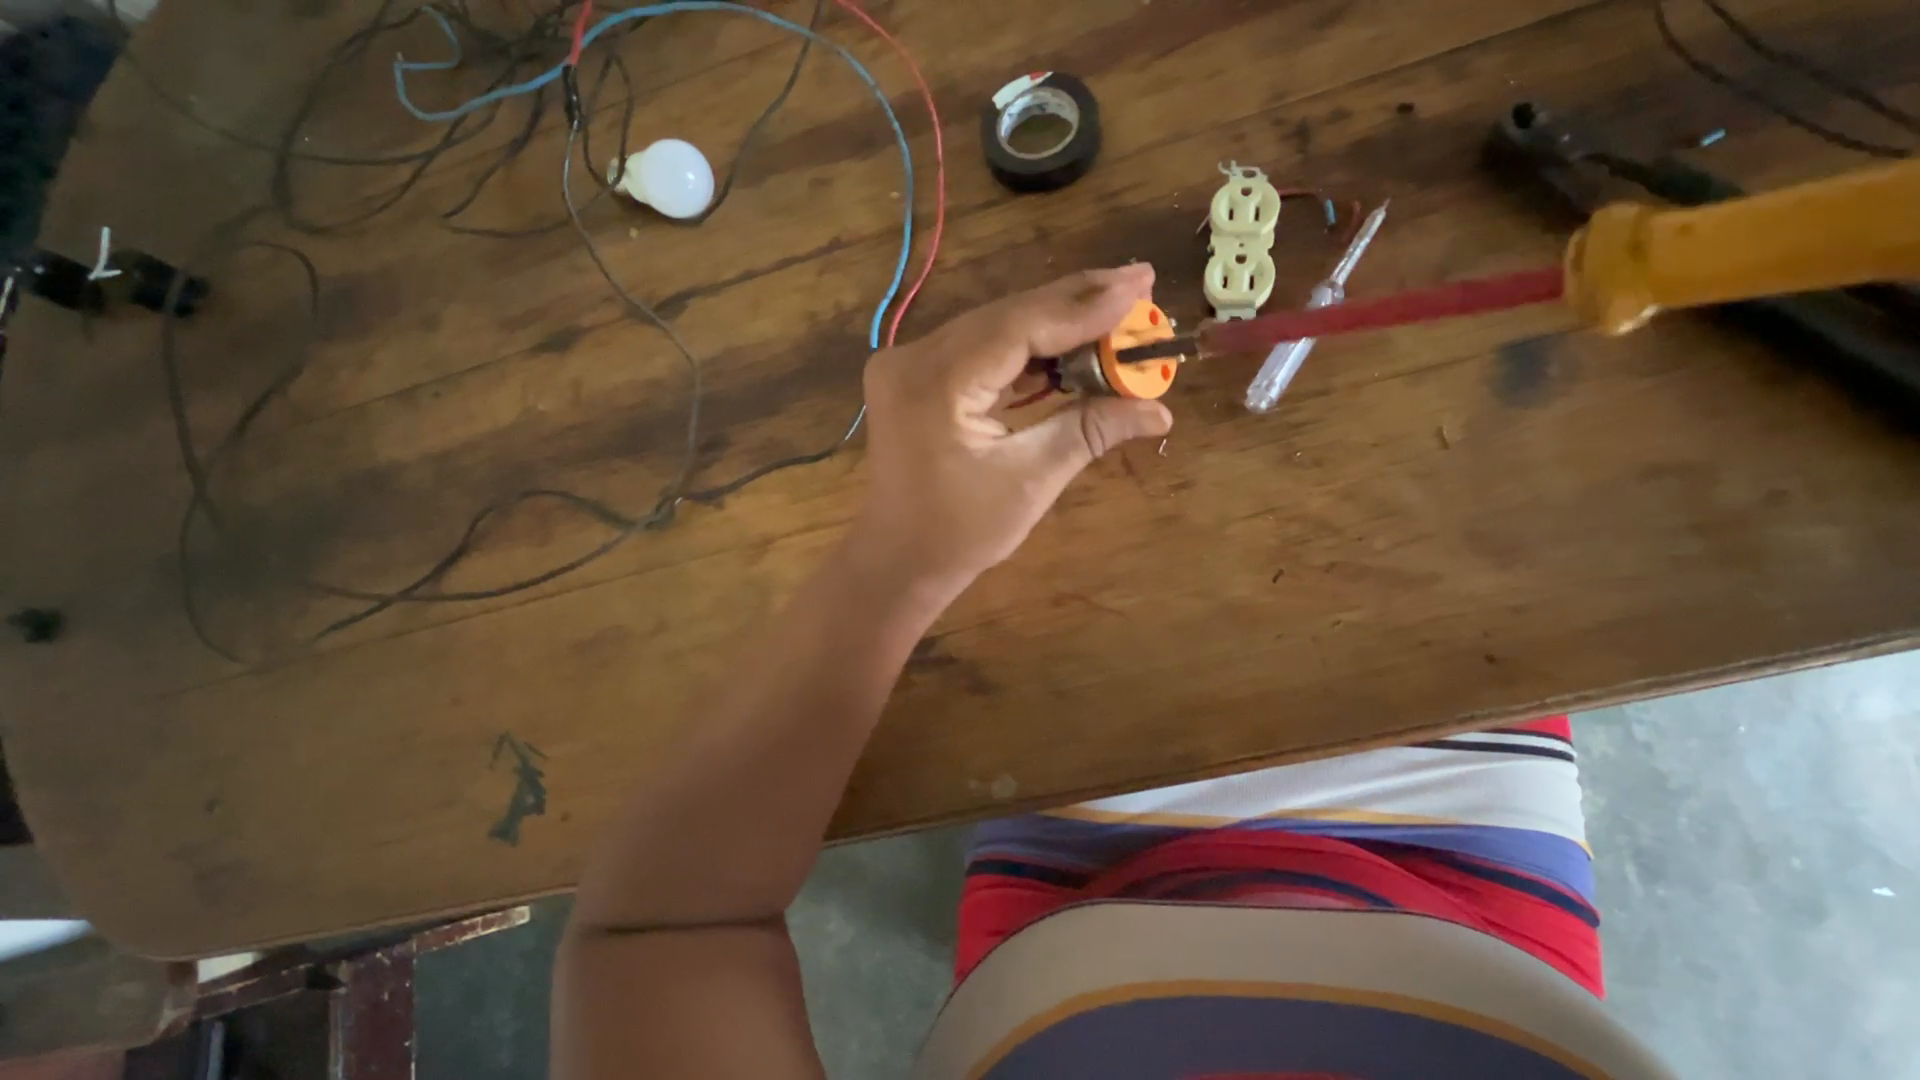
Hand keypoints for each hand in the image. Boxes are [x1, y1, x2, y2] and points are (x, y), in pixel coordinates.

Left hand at [849, 265, 1174, 596]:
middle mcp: (912, 358)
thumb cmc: (960, 533)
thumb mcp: (1030, 481)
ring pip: (995, 327)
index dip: (1082, 307)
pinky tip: (1071, 339)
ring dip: (1055, 319)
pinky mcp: (915, 373)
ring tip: (1117, 303)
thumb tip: (1160, 410)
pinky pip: (980, 347)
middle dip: (1076, 302)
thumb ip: (1089, 431)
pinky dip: (1027, 345)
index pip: (1017, 328)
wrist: (899, 558)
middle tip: (1140, 281)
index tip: (1139, 286)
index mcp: (933, 385)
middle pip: (1006, 316)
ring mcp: (907, 363)